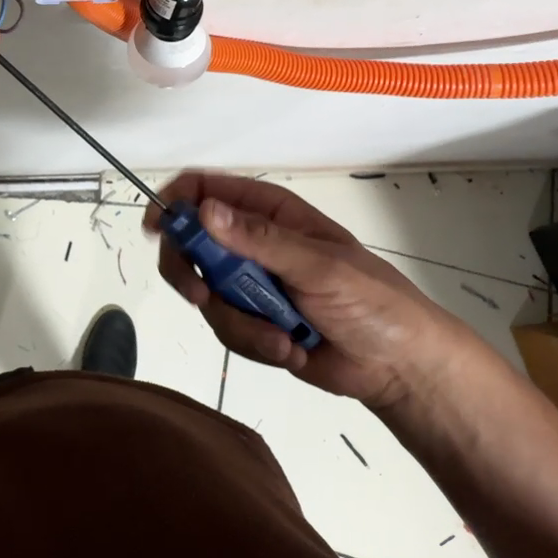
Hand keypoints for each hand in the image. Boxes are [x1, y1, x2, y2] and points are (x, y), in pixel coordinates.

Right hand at [148, 172, 474, 409]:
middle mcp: (249, 242)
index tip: (157, 229)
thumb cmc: (372, 301)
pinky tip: (289, 348)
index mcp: (267, 212)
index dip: (174, 203)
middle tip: (198, 295)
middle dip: (189, 272)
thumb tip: (203, 211)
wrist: (400, 368)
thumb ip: (259, 240)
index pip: (203, 190)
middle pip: (188, 243)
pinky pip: (224, 327)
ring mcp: (248, 284)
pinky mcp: (250, 322)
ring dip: (238, 320)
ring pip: (203, 292)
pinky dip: (253, 342)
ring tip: (279, 337)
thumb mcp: (318, 265)